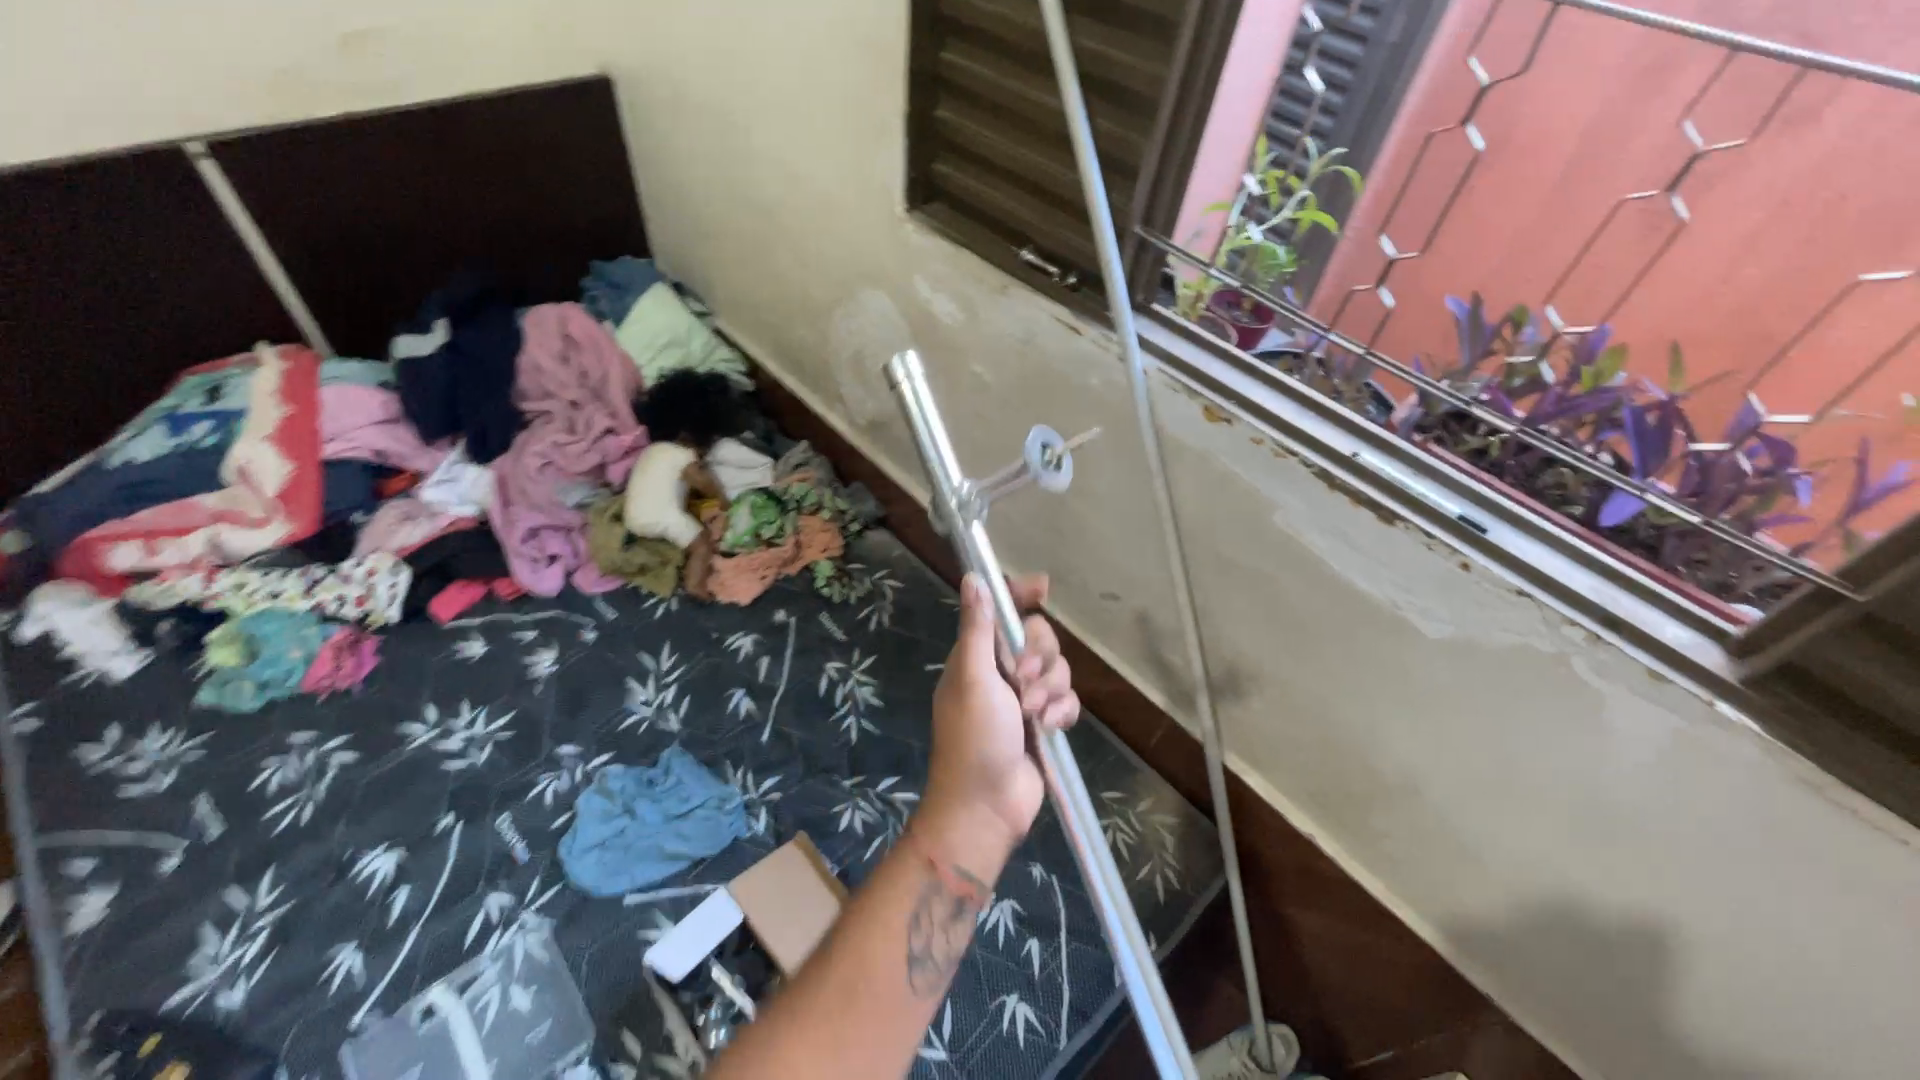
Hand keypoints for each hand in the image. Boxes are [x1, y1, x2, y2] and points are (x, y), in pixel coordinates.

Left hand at [924, 574, 1080, 855]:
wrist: (987, 806)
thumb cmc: (973, 739)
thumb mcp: (972, 679)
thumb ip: (978, 629)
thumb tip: (972, 578)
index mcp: (976, 658)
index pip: (999, 612)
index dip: (1019, 595)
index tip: (1042, 588)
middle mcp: (999, 674)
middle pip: (1039, 640)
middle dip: (1040, 659)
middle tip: (1023, 683)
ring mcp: (1023, 700)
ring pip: (1058, 670)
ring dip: (1051, 690)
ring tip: (1034, 716)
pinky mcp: (1043, 724)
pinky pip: (1067, 701)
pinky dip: (1063, 712)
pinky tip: (1051, 729)